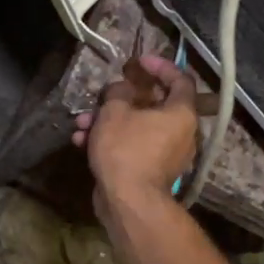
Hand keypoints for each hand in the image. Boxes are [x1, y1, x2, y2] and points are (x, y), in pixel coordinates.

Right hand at [72, 55, 199, 214]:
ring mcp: (166, 154)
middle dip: (121, 98)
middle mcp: (181, 133)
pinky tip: (82, 142)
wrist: (128, 202)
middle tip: (103, 94)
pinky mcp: (150, 171)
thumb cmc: (126, 149)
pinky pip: (133, 146)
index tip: (138, 61)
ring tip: (81, 123)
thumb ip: (119, 92)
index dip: (160, 66)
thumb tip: (123, 89)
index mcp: (181, 113)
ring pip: (137, 126)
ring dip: (108, 121)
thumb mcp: (115, 112)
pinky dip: (111, 141)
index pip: (180, 79)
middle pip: (153, 104)